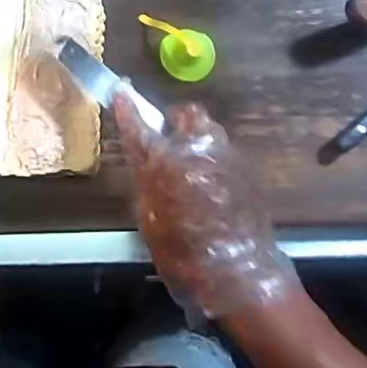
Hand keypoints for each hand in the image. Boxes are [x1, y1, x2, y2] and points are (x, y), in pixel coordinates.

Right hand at [114, 99, 300, 321]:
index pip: (140, 127)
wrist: (239, 276)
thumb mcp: (149, 217)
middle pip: (186, 114)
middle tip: (168, 140)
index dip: (129, 109)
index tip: (121, 92)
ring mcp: (226, 156)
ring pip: (208, 131)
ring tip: (189, 165)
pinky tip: (208, 185)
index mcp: (165, 162)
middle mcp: (198, 149)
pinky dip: (211, 158)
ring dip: (195, 139)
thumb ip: (146, 179)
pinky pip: (222, 151)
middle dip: (176, 120)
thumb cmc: (183, 253)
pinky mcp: (245, 170)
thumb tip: (143, 157)